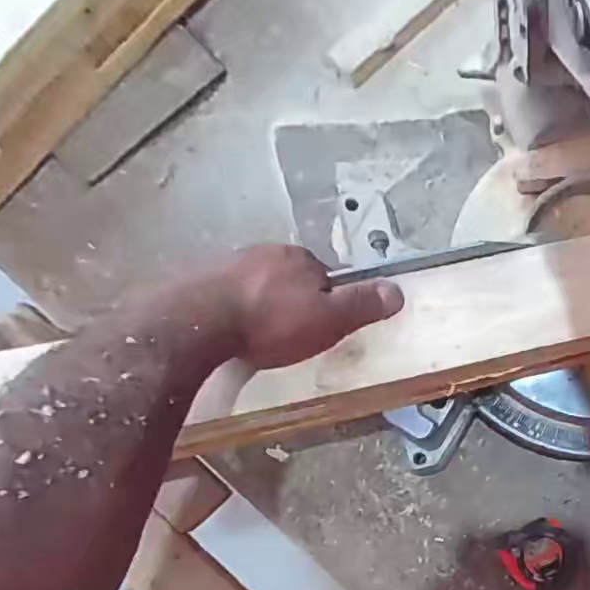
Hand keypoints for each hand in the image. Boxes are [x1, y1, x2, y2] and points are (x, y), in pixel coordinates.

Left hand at [202, 244, 404, 369]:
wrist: (193, 325)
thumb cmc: (272, 323)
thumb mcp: (331, 319)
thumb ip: (364, 304)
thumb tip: (397, 291)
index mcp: (299, 258)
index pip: (327, 278)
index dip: (331, 303)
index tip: (326, 326)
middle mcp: (263, 252)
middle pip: (293, 280)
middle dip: (297, 303)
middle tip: (296, 335)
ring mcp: (227, 263)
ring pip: (260, 287)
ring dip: (265, 307)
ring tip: (263, 337)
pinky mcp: (197, 279)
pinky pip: (229, 295)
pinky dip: (236, 310)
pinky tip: (235, 332)